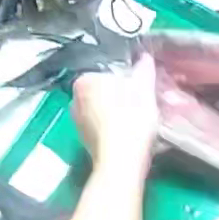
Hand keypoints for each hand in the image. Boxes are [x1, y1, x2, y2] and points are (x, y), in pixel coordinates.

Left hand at [72, 56, 159, 170]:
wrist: (121, 162)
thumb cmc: (131, 121)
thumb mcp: (144, 91)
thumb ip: (144, 71)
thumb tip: (144, 57)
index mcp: (84, 81)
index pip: (110, 73)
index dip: (129, 81)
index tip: (143, 91)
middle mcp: (74, 100)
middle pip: (105, 92)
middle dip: (122, 97)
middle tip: (143, 106)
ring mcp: (77, 122)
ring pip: (104, 111)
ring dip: (119, 114)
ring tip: (139, 123)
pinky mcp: (85, 142)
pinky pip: (103, 128)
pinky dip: (115, 129)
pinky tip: (130, 136)